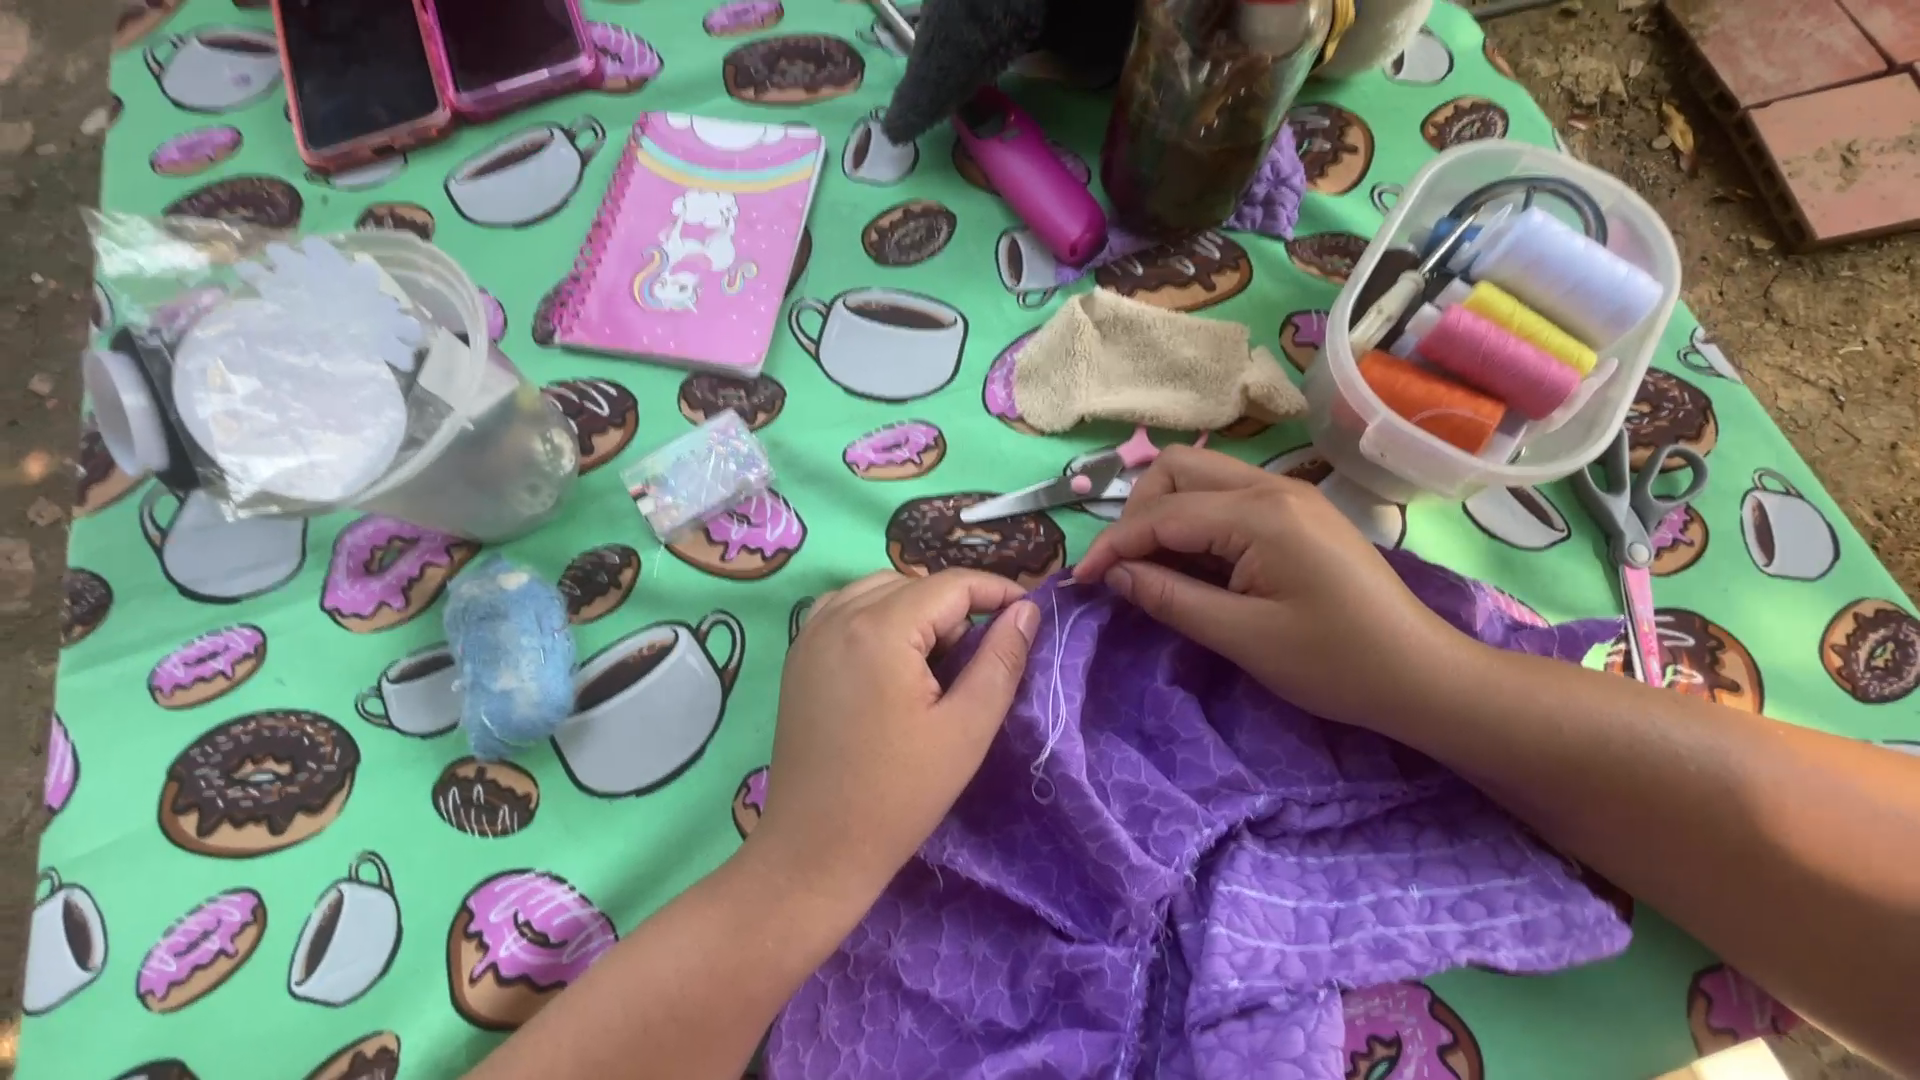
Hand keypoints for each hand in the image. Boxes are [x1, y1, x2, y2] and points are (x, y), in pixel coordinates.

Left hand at [751, 570, 1039, 902]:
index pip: (950, 584)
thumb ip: (1001, 660)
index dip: (995, 590)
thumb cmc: (898, 795)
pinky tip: (892, 665)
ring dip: (916, 611)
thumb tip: (1026, 611)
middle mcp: (837, 616)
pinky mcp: (798, 657)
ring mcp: (810, 634)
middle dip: (954, 608)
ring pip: (879, 591)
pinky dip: (879, 619)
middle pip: (914, 584)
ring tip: (935, 666)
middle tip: (975, 661)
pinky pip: (847, 610)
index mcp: (878, 629)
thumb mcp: (966, 729)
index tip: (1027, 611)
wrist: (814, 850)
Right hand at [1073, 446, 1477, 730]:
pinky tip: (1192, 563)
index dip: (1113, 545)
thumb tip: (1114, 575)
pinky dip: (1194, 521)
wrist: (1421, 674)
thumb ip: (1172, 598)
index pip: (1162, 513)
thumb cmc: (1336, 663)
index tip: (1081, 581)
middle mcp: (1272, 487)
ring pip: (1199, 476)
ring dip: (1163, 513)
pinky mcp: (1295, 512)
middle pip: (1176, 468)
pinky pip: (1225, 497)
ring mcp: (1288, 494)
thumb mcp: (1243, 638)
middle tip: (1125, 569)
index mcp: (1261, 514)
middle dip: (1136, 514)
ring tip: (1152, 567)